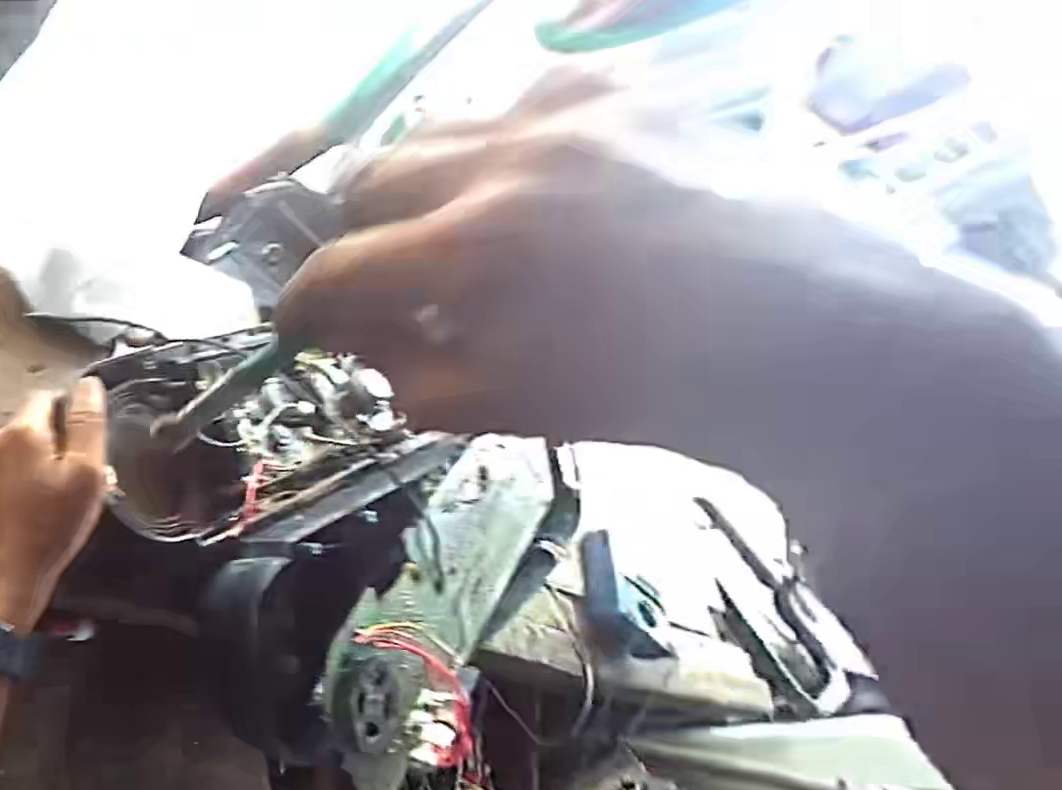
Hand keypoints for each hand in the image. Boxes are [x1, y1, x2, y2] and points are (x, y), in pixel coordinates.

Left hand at [0, 377, 109, 631]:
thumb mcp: (85, 472)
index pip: (50, 396)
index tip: (90, 446)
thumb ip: (88, 423)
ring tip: (67, 494)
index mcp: (22, 429)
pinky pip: (12, 471)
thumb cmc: (54, 523)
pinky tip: (44, 506)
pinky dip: (30, 479)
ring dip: (47, 461)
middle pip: (36, 423)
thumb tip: (88, 383)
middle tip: (84, 476)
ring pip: (25, 449)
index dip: (74, 415)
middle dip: (62, 440)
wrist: (11, 575)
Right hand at [272, 78, 960, 447]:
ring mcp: (573, 107)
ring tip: (438, 235)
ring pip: (428, 130)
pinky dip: (485, 151)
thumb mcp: (475, 402)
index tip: (292, 323)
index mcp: (470, 251)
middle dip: (350, 239)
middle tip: (369, 282)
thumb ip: (387, 360)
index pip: (334, 270)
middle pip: (366, 178)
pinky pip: (511, 101)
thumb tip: (339, 327)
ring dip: (409, 190)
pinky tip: (513, 190)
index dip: (297, 303)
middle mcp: (508, 158)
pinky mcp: (627, 85)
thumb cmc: (622, 391)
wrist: (799, 340)